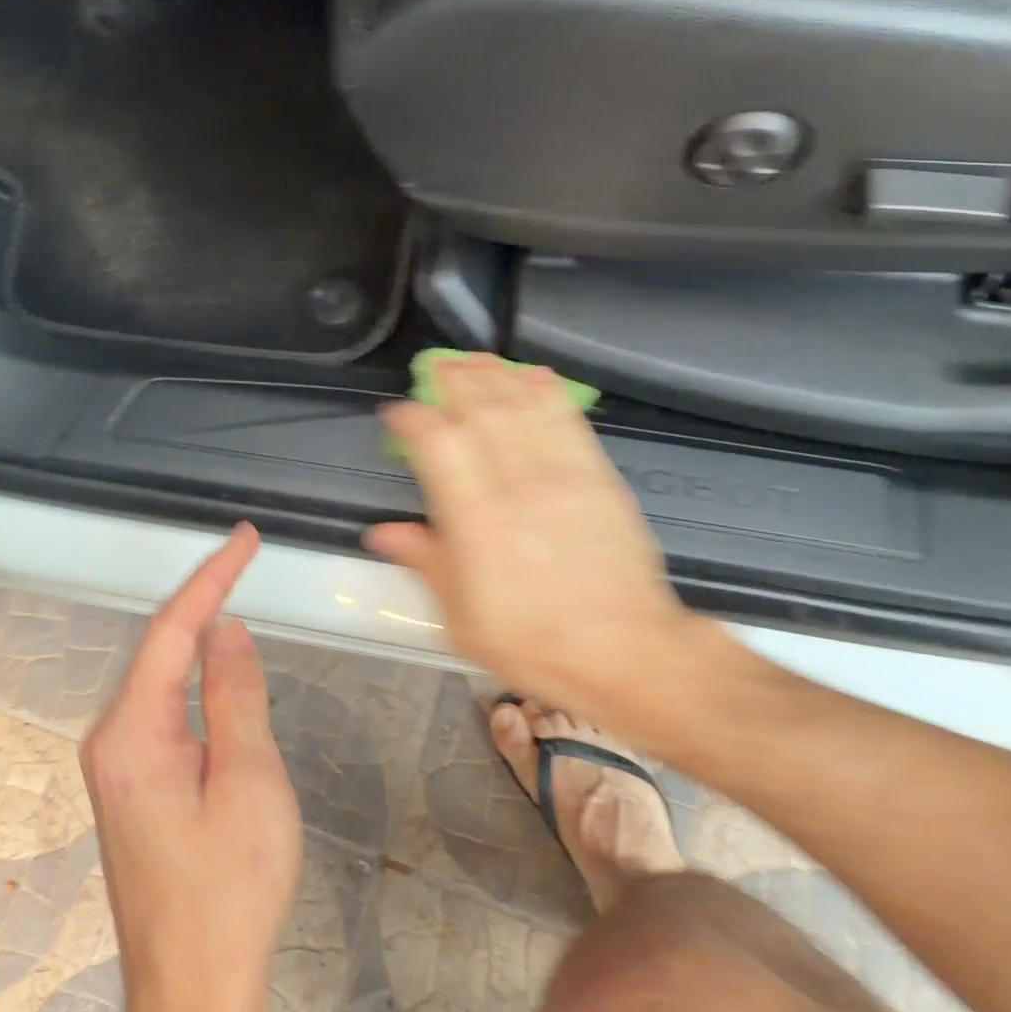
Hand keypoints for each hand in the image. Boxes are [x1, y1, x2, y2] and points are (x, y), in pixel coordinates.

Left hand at [80, 524, 301, 1011]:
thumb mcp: (249, 783)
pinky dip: (191, 676)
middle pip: (157, 649)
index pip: (172, 632)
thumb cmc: (230, 889)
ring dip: (195, 636)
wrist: (195, 978)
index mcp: (133, 735)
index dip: (210, 579)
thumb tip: (227, 631)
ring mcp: (117, 765)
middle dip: (200, 598)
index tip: (241, 540)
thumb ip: (236, 697)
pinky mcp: (132, 784)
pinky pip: (160, 709)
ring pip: (158, 678)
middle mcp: (111, 741)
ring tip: (232, 593)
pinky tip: (214, 666)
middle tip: (242, 556)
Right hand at [364, 354, 703, 716]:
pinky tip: (534, 376)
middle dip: (455, 381)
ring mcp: (565, 477)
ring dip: (498, 375)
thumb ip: (427, 564)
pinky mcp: (601, 478)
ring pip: (525, 407)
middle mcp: (520, 487)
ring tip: (476, 359)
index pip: (440, 445)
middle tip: (436, 368)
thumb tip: (384, 532)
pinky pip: (570, 421)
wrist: (626, 651)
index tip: (398, 413)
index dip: (414, 418)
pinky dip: (549, 393)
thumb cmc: (536, 644)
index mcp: (479, 523)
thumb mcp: (464, 620)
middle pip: (483, 412)